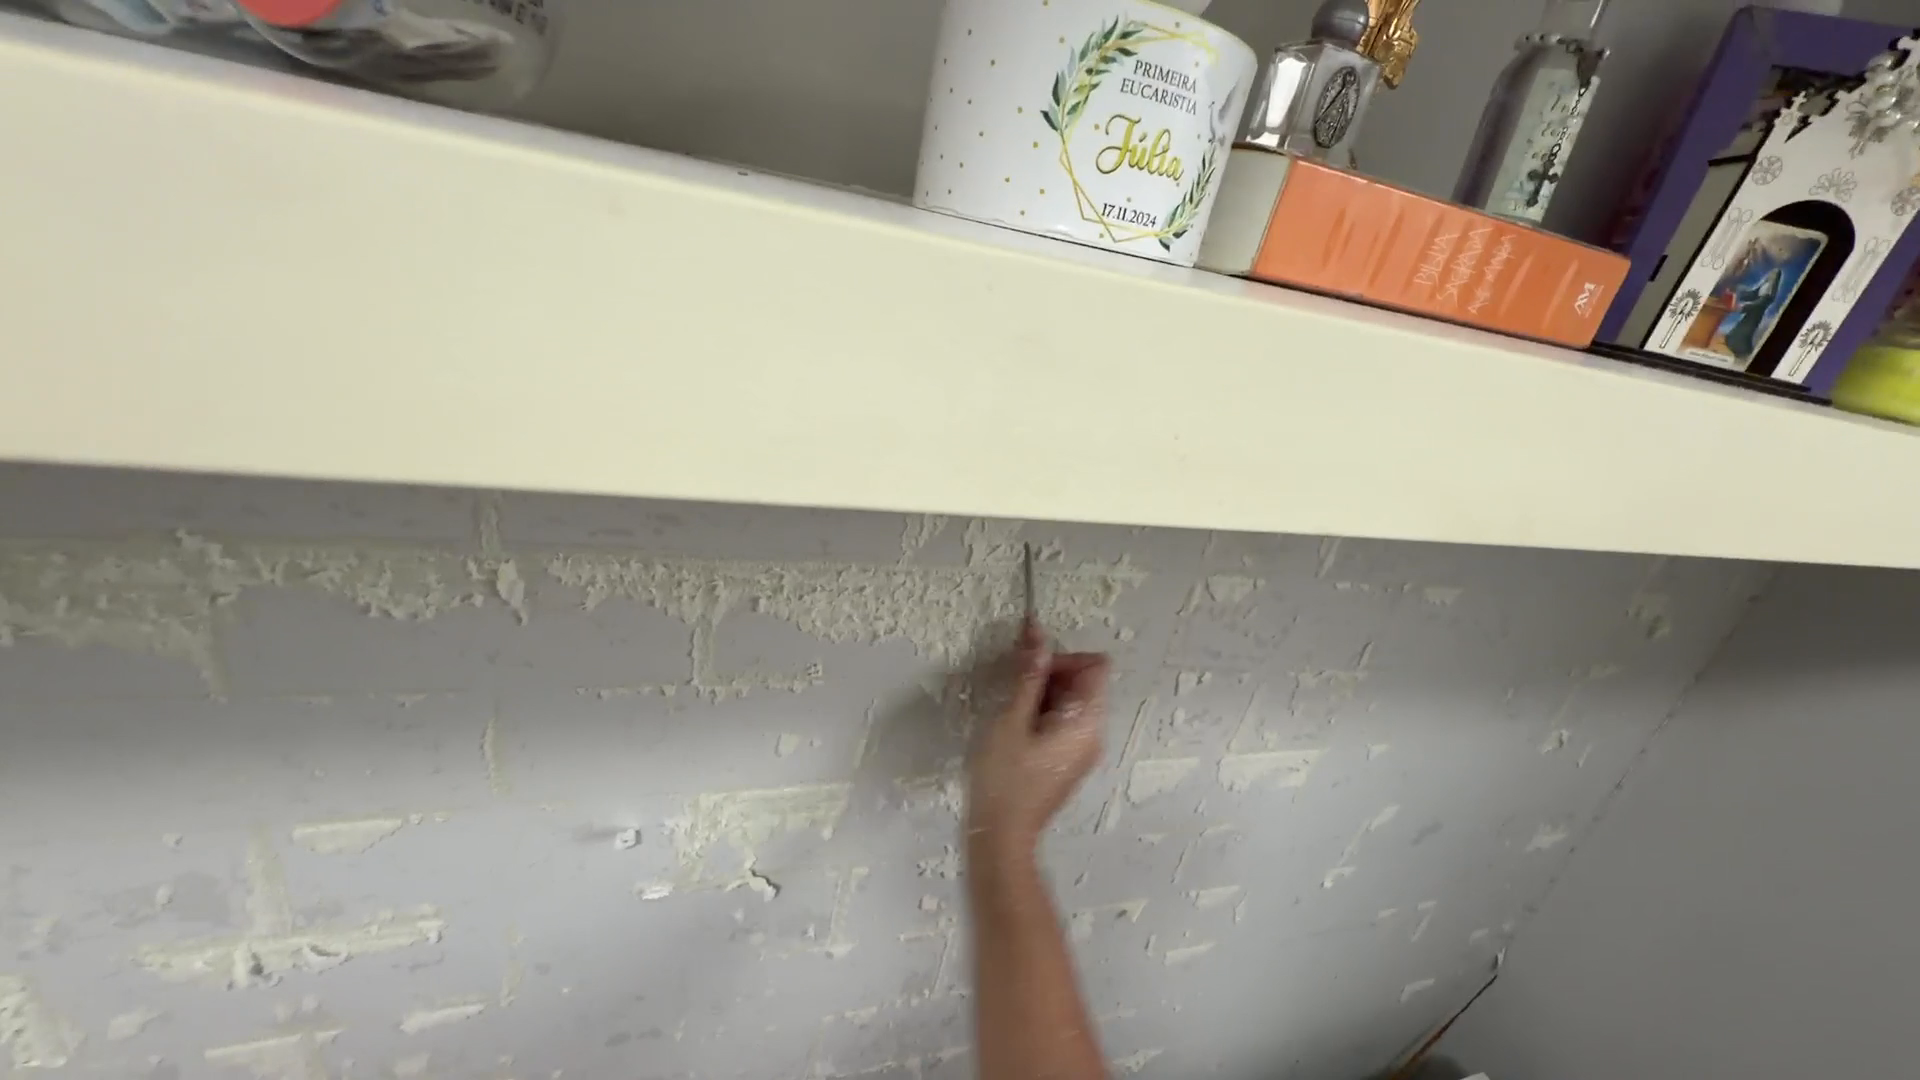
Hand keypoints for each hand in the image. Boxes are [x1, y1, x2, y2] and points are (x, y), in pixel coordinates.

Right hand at [967, 619, 1108, 865]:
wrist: (1000, 836)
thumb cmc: (1003, 778)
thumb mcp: (1011, 719)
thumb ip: (1028, 674)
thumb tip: (1038, 633)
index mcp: (1087, 721)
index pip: (1096, 665)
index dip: (1063, 656)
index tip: (1030, 667)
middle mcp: (1093, 734)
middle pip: (1085, 682)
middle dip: (1050, 673)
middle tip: (1013, 686)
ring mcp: (1082, 750)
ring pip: (1071, 702)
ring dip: (1042, 693)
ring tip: (1009, 710)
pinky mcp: (1067, 761)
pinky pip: (1063, 722)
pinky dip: (1041, 713)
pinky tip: (1014, 728)